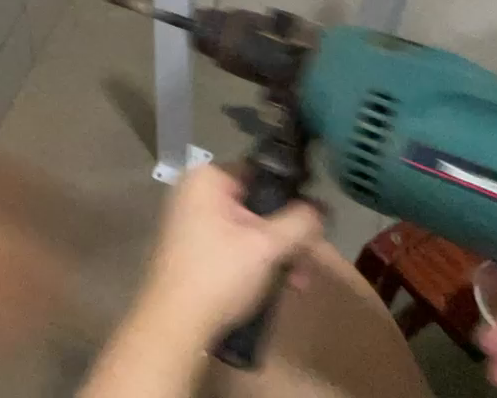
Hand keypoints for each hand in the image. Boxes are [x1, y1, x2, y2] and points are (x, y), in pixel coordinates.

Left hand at [133, 164, 322, 343]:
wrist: (175, 321)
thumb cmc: (219, 274)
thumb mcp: (266, 246)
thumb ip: (299, 223)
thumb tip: (321, 208)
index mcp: (206, 178)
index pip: (261, 174)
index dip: (292, 196)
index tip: (317, 222)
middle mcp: (194, 191)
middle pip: (256, 206)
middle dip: (287, 237)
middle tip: (310, 263)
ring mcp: (190, 218)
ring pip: (247, 228)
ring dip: (276, 253)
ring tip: (299, 283)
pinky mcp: (191, 245)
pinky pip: (232, 243)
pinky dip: (255, 260)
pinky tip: (278, 286)